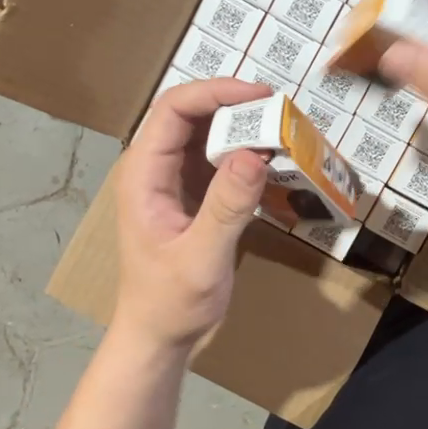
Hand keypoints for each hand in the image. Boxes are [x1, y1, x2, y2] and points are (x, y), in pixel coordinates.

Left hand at [112, 78, 272, 349]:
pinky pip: (219, 160)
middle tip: (281, 113)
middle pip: (191, 114)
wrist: (159, 335)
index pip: (173, 110)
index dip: (215, 92)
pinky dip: (246, 153)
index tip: (261, 96)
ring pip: (207, 134)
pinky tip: (274, 160)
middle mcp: (156, 169)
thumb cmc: (170, 302)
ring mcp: (174, 181)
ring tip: (283, 131)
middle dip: (235, 105)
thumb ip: (226, 208)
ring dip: (243, 127)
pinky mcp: (194, 196)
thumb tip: (255, 154)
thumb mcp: (201, 259)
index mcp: (144, 175)